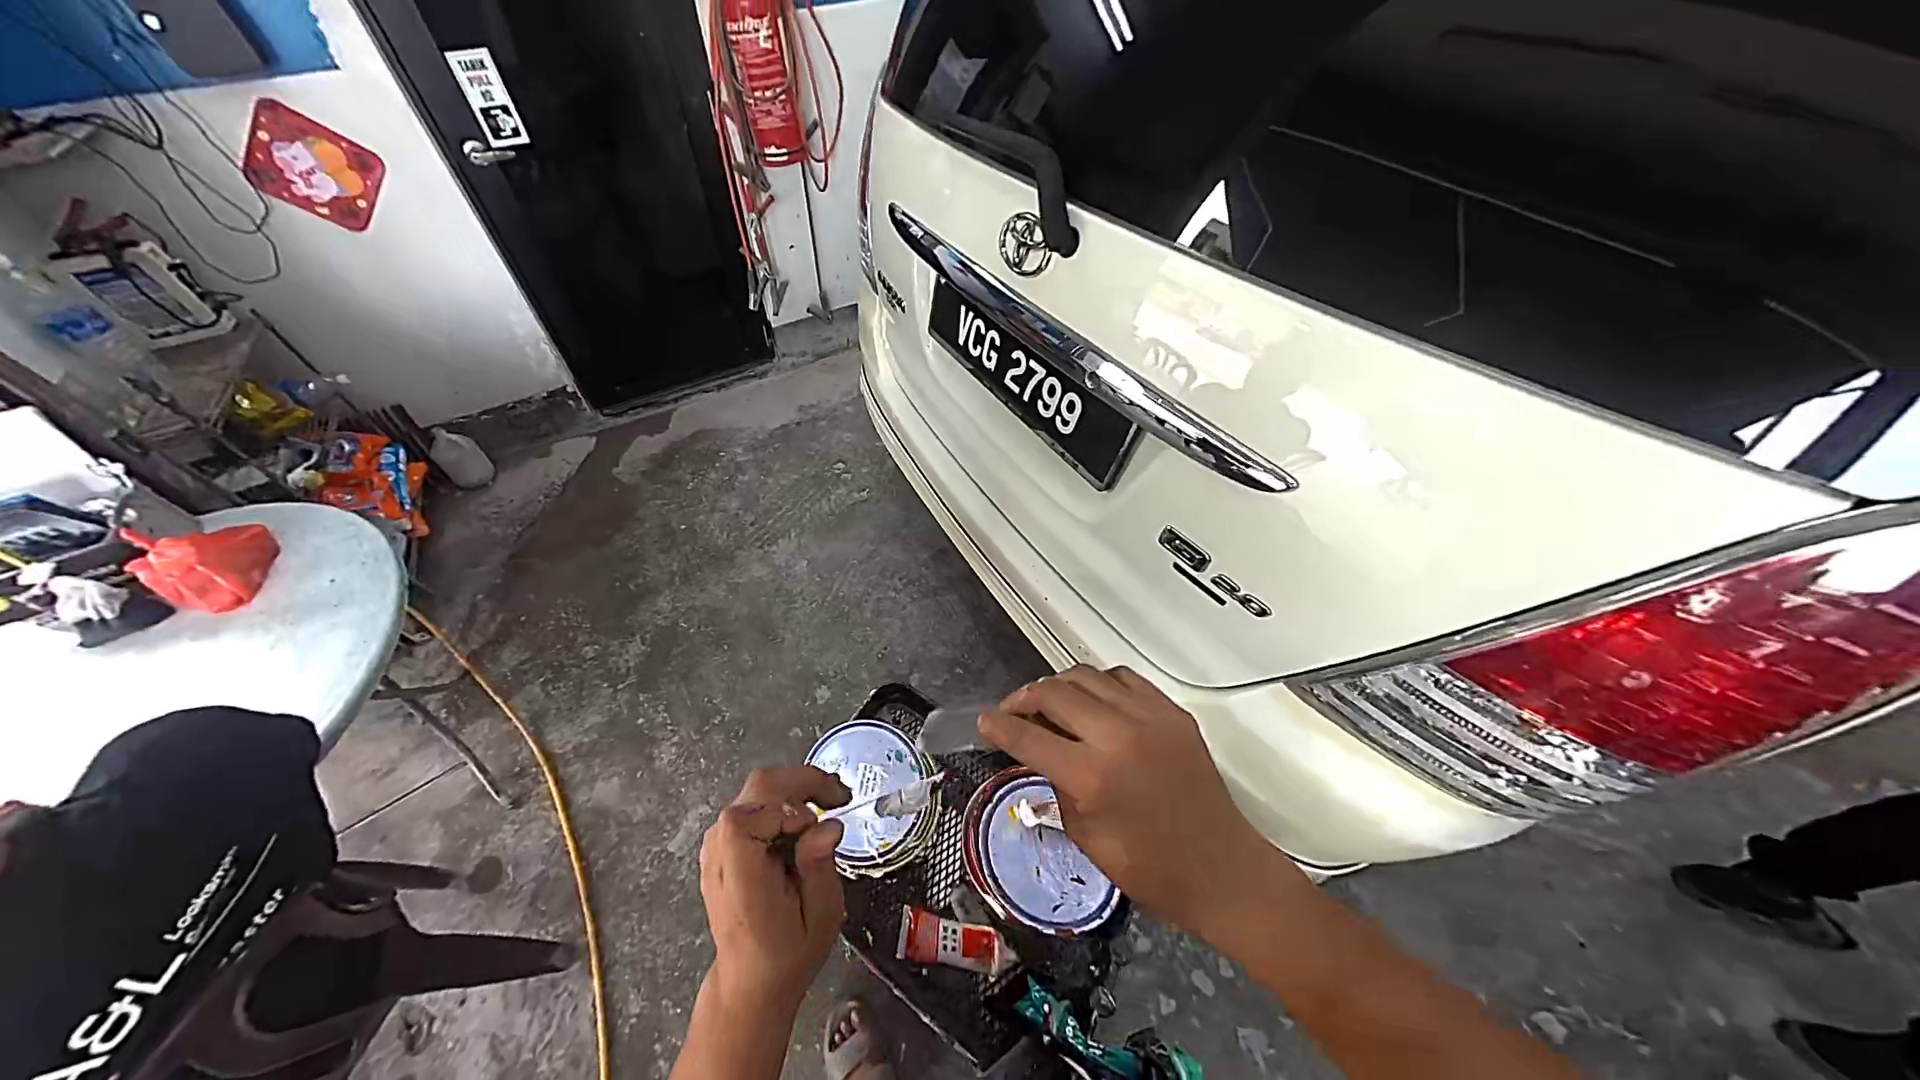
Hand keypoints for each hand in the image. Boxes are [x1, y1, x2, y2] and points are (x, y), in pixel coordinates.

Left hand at [697, 766, 850, 1011]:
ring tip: (829, 805)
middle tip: (839, 797)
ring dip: (798, 789)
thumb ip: (820, 867)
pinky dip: (786, 800)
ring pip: (758, 788)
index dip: (788, 810)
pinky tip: (809, 816)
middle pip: (758, 787)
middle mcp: (721, 853)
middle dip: (805, 783)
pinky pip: (756, 802)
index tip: (819, 823)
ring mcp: (719, 844)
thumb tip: (828, 826)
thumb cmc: (786, 953)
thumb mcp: (820, 917)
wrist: (751, 978)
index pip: (747, 817)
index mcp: (740, 876)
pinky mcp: (726, 840)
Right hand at [979, 665, 1305, 937]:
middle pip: (1053, 693)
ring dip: (1058, 686)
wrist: (1221, 871)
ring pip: (1086, 676)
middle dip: (1023, 699)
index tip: (986, 722)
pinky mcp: (1172, 712)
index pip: (1028, 736)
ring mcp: (1149, 718)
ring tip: (1048, 703)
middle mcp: (1118, 735)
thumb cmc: (1150, 868)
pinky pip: (1123, 678)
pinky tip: (1092, 700)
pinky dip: (1099, 683)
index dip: (999, 727)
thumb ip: (1056, 785)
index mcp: (1091, 775)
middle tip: (1013, 712)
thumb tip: (1037, 754)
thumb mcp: (1085, 835)